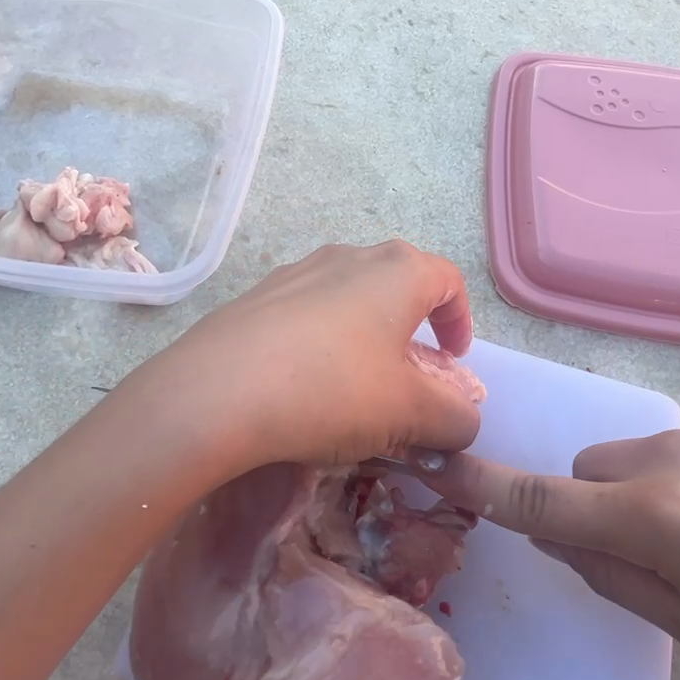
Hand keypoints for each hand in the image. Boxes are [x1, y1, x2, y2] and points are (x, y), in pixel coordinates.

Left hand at [115, 242, 480, 470]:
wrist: (215, 393)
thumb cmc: (332, 390)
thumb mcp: (409, 414)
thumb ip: (454, 417)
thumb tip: (464, 421)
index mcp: (396, 272)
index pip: (447, 280)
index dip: (460, 319)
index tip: (454, 359)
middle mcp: (348, 258)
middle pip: (396, 284)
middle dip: (411, 329)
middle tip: (408, 375)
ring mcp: (295, 273)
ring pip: (347, 298)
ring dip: (364, 336)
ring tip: (355, 386)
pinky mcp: (255, 298)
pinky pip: (304, 315)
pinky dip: (320, 343)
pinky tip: (303, 386)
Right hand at [421, 422, 679, 679]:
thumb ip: (617, 579)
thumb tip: (566, 539)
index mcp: (652, 517)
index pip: (540, 497)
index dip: (485, 484)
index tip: (444, 469)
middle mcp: (671, 456)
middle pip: (588, 467)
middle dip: (595, 505)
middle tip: (657, 562)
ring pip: (638, 456)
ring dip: (645, 492)